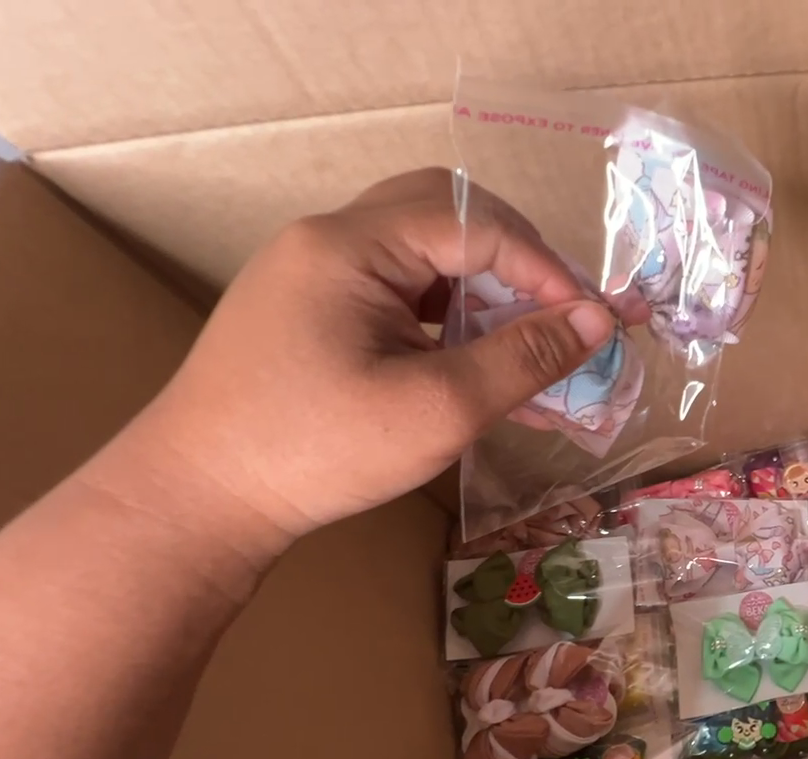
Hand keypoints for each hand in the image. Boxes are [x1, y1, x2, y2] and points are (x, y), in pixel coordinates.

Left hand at [95, 168, 645, 559]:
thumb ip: (527, 357)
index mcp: (351, 248)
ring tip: (541, 339)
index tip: (595, 325)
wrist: (206, 496)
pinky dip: (465, 315)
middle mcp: (334, 243)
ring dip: (496, 286)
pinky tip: (497, 364)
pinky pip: (414, 290)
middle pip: (449, 212)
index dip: (548, 270)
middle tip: (566, 311)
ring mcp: (327, 276)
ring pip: (433, 249)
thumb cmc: (323, 449)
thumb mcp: (443, 406)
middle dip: (523, 258)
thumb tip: (601, 321)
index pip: (475, 226)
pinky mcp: (329, 312)